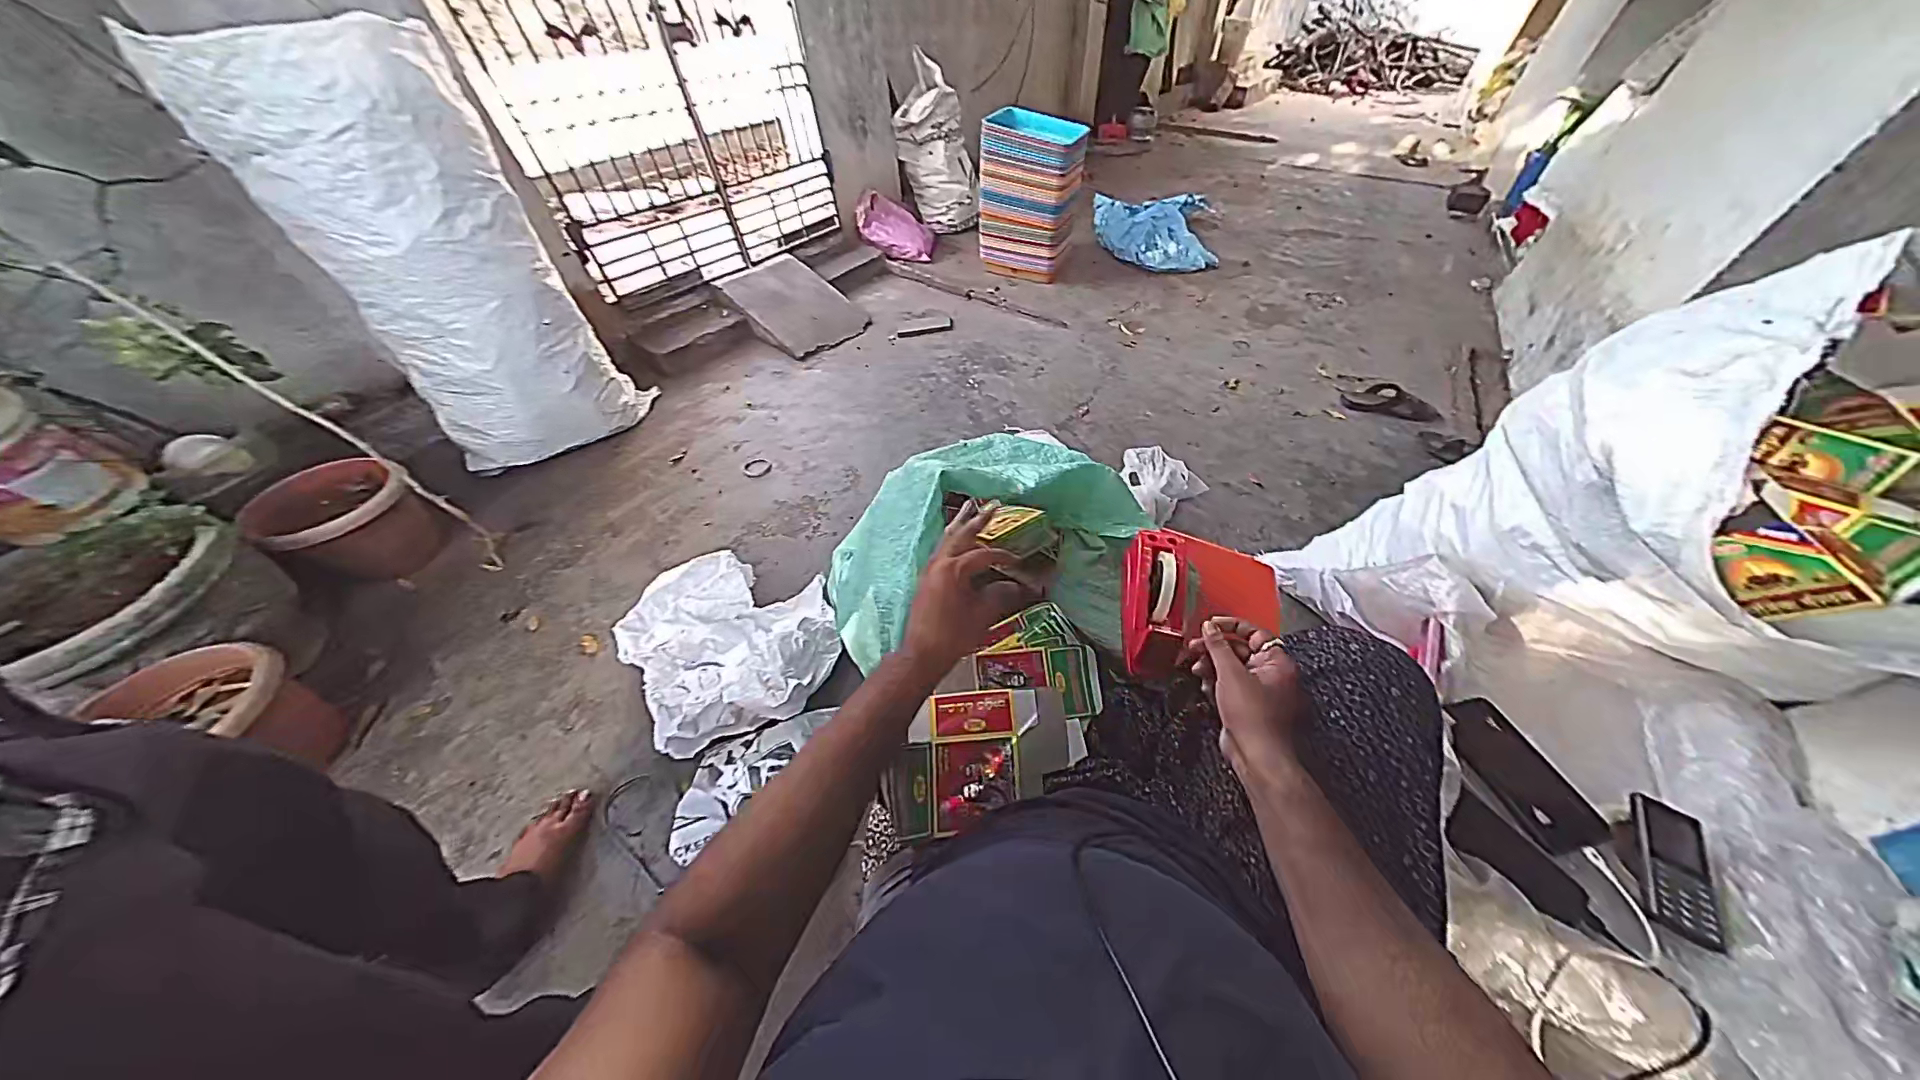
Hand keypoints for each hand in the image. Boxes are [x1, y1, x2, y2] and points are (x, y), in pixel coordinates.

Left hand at [900, 499, 1037, 671]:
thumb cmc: (953, 635)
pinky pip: (941, 551)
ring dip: (961, 526)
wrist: (922, 654)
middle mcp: (939, 563)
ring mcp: (929, 570)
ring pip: (947, 540)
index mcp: (954, 569)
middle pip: (961, 535)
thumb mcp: (983, 614)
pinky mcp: (925, 579)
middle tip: (992, 506)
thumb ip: (1001, 594)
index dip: (1003, 556)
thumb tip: (1018, 586)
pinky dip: (952, 541)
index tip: (1017, 561)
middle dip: (977, 520)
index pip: (984, 554)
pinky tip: (956, 542)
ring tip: (970, 510)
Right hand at [1193, 618, 1308, 793]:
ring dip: (1212, 666)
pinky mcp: (1248, 704)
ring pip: (1232, 668)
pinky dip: (1216, 683)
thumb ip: (1218, 646)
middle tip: (1196, 648)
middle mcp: (1271, 674)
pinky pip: (1230, 684)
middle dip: (1215, 650)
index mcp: (1276, 662)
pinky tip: (1207, 687)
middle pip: (1239, 650)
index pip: (1253, 632)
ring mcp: (1260, 690)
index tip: (1211, 625)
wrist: (1256, 753)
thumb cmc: (1254, 718)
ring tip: (1199, 670)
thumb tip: (1210, 628)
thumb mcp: (1230, 674)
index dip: (1230, 626)